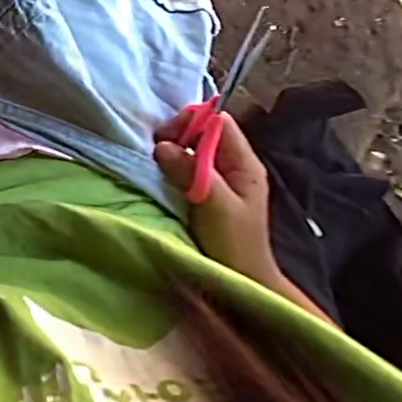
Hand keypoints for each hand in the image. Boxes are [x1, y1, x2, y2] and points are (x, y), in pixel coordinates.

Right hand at [153, 108, 276, 277]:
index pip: (218, 121)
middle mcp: (235, 165)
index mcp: (244, 163)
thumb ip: (191, 171)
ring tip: (158, 167)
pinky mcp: (209, 191)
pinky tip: (164, 178)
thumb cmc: (234, 243)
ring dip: (174, 153)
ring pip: (195, 149)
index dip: (191, 122)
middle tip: (156, 154)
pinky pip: (189, 167)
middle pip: (204, 131)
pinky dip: (174, 168)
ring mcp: (223, 178)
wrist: (243, 280)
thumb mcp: (213, 204)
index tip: (165, 139)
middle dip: (179, 136)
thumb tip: (162, 146)